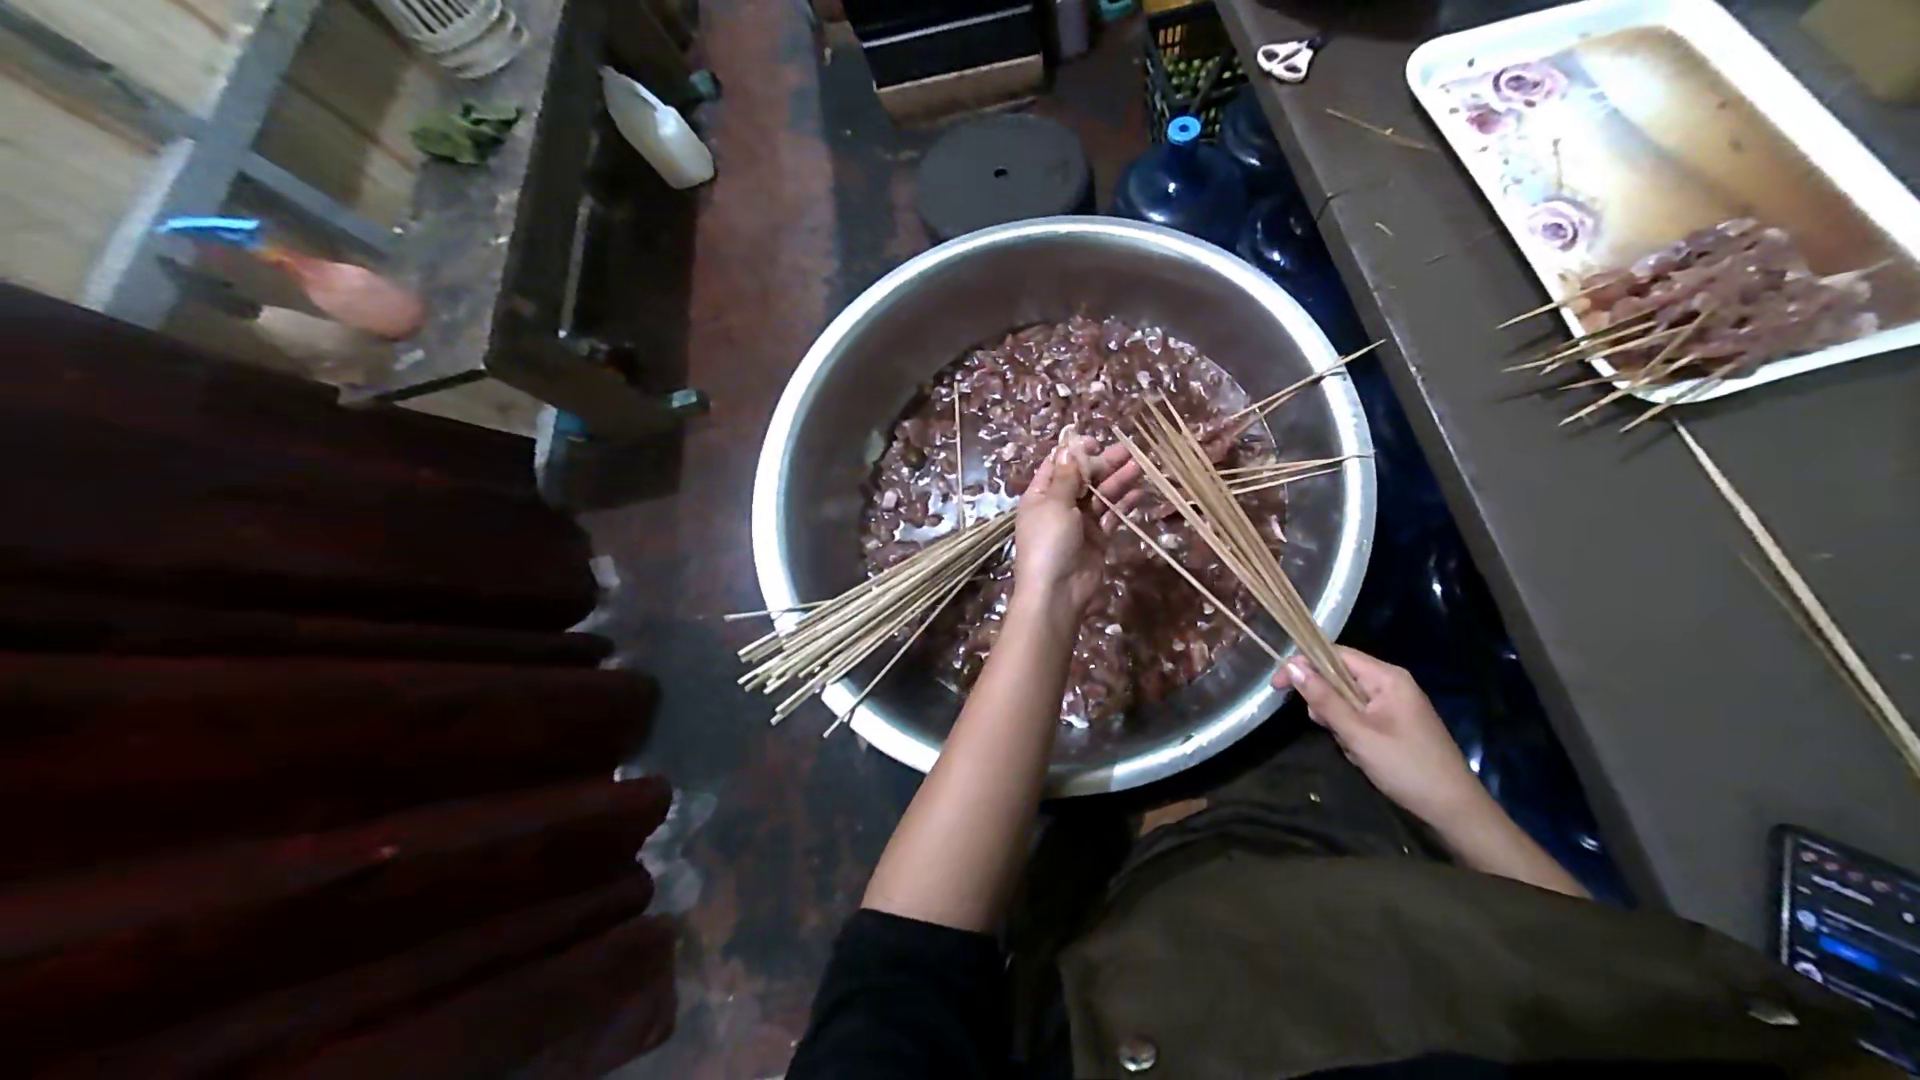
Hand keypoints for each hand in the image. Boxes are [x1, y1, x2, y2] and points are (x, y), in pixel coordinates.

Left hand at [1013, 436, 1140, 616]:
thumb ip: (1066, 477)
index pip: (1057, 466)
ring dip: (1117, 481)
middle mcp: (1058, 506)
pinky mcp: (1096, 539)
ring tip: (1139, 466)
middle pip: (1082, 479)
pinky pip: (1111, 516)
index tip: (1096, 442)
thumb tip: (1068, 449)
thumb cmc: (1049, 542)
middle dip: (1103, 465)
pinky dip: (1123, 503)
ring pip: (1099, 496)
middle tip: (1128, 452)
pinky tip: (1138, 491)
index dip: (1075, 451)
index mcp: (1039, 496)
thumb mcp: (1054, 504)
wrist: (1057, 591)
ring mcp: (1079, 523)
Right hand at [1274, 646, 1489, 828]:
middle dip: (1324, 699)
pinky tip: (1359, 751)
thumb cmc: (1406, 767)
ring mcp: (1395, 703)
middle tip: (1322, 725)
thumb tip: (1291, 666)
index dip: (1303, 664)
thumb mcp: (1357, 733)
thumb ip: (1323, 698)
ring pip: (1346, 697)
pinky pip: (1359, 714)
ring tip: (1349, 744)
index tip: (1278, 686)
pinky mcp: (1395, 722)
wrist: (1454, 810)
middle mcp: (1391, 683)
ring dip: (1337, 719)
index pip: (1335, 654)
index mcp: (1387, 677)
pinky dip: (1350, 730)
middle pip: (1339, 675)